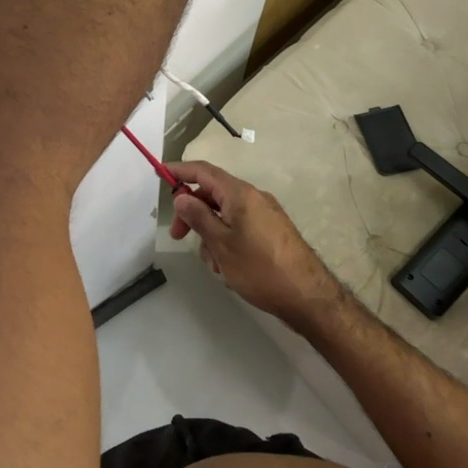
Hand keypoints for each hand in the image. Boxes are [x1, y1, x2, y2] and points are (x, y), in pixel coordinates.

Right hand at [169, 161, 341, 323]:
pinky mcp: (273, 231)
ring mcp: (266, 214)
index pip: (203, 171)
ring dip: (211, 233)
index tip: (159, 173)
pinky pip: (240, 226)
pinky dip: (227, 239)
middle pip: (213, 194)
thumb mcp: (221, 244)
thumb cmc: (260, 268)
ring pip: (226, 214)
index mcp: (240, 194)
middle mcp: (254, 197)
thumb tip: (182, 196)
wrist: (308, 297)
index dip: (180, 170)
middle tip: (177, 235)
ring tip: (214, 263)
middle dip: (192, 212)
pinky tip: (228, 266)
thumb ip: (198, 217)